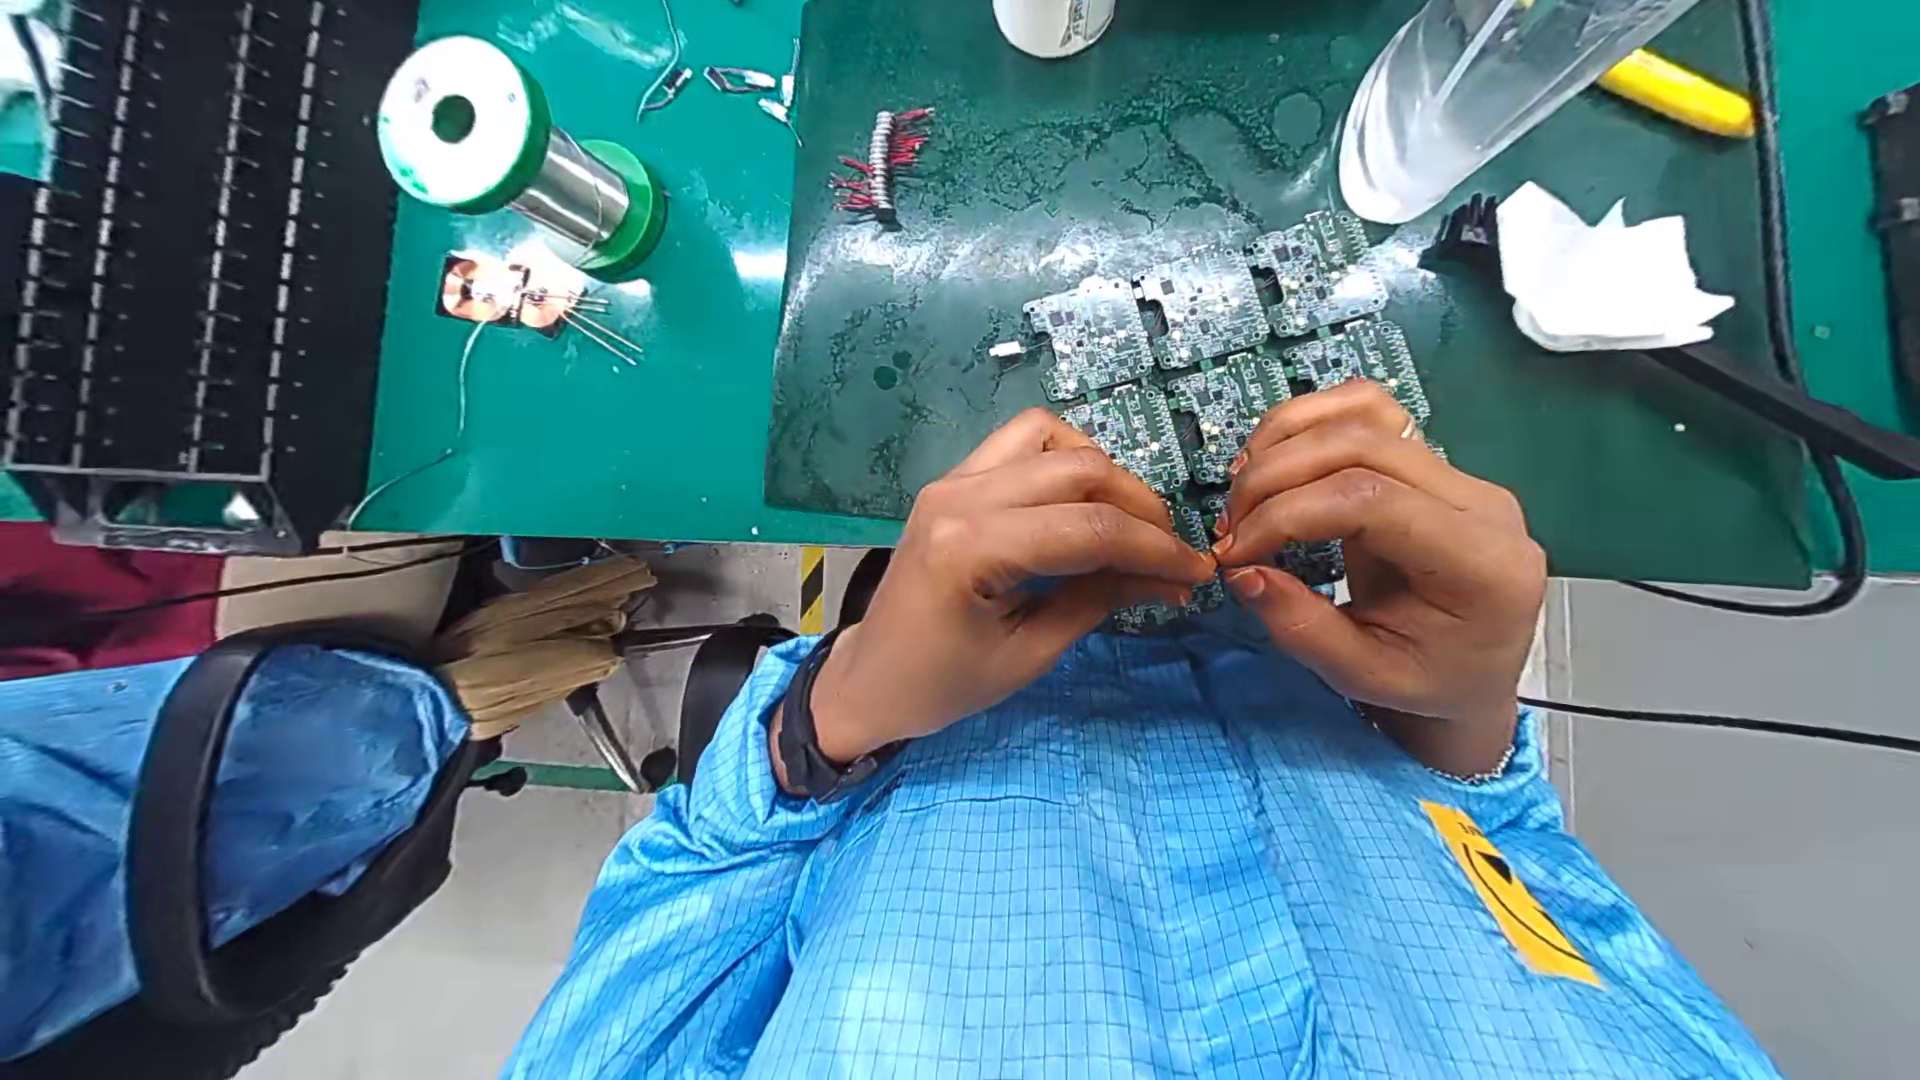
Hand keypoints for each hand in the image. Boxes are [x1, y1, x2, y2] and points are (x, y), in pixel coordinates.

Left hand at [786, 409, 1216, 770]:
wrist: (871, 676)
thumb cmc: (942, 684)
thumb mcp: (1029, 654)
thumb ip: (1098, 601)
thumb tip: (1167, 574)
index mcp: (970, 548)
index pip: (1088, 528)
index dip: (1154, 548)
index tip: (1194, 572)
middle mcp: (958, 496)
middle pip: (1078, 469)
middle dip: (1139, 507)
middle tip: (1166, 553)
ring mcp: (950, 480)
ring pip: (1048, 436)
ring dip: (1102, 471)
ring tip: (1124, 522)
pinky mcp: (950, 481)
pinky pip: (1018, 443)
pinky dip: (1062, 461)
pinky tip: (1078, 502)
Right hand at [1213, 381, 1545, 774]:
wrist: (1469, 669)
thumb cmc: (1423, 680)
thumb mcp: (1359, 675)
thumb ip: (1298, 625)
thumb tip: (1240, 568)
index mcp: (1479, 562)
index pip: (1369, 499)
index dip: (1284, 515)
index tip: (1234, 554)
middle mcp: (1478, 499)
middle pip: (1359, 444)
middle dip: (1271, 479)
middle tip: (1229, 528)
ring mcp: (1455, 471)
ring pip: (1360, 411)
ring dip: (1280, 441)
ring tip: (1242, 489)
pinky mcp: (1425, 460)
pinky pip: (1363, 409)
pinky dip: (1303, 422)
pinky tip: (1269, 458)